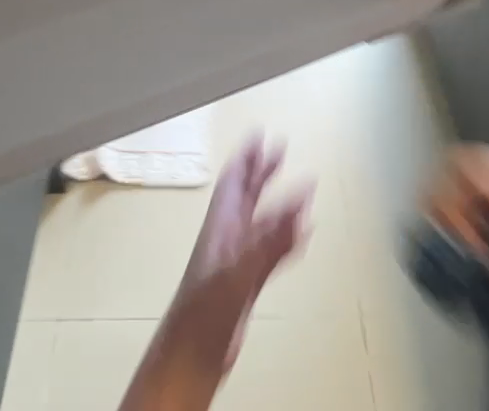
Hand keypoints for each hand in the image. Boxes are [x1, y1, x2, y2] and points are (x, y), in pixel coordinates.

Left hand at [119, 134, 312, 410]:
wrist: (191, 354)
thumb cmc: (202, 311)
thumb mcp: (237, 269)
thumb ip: (270, 237)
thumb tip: (298, 202)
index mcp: (221, 225)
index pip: (234, 180)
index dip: (247, 156)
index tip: (261, 134)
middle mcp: (228, 237)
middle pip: (246, 194)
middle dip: (261, 170)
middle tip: (278, 148)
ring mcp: (236, 260)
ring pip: (258, 219)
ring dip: (274, 199)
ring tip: (294, 186)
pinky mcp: (245, 284)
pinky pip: (270, 250)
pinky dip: (285, 237)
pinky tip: (298, 236)